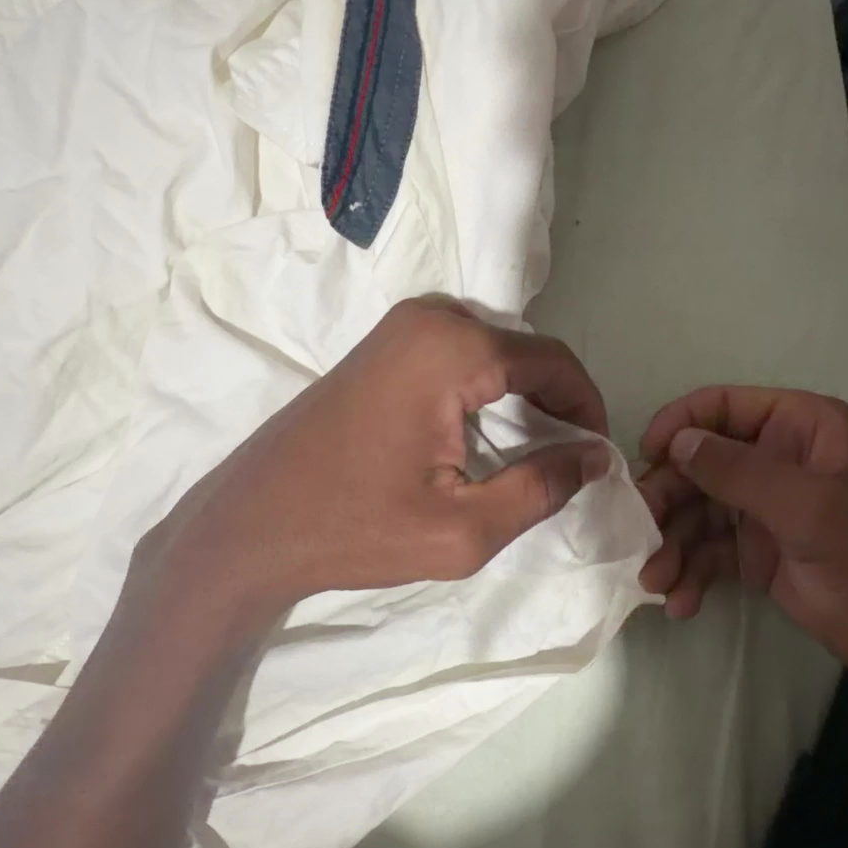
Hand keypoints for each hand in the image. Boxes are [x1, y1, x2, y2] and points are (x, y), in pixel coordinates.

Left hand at [128, 297, 609, 637]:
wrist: (251, 526)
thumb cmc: (355, 529)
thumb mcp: (464, 530)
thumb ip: (542, 488)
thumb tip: (595, 458)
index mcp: (453, 348)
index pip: (554, 363)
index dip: (587, 409)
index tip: (596, 459)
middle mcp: (429, 317)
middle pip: (526, 351)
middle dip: (557, 404)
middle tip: (565, 464)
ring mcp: (399, 327)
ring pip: (495, 351)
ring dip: (522, 399)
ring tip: (531, 459)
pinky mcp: (382, 346)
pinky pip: (460, 355)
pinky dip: (487, 392)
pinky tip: (483, 441)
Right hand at [636, 386, 847, 675]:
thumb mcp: (811, 509)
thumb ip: (741, 471)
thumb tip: (677, 441)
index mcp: (802, 428)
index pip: (726, 407)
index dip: (681, 424)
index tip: (646, 456)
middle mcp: (778, 460)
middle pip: (701, 464)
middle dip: (667, 500)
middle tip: (639, 536)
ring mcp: (766, 508)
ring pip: (699, 512)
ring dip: (672, 545)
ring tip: (655, 582)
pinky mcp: (758, 553)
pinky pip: (710, 552)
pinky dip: (691, 574)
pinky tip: (679, 602)